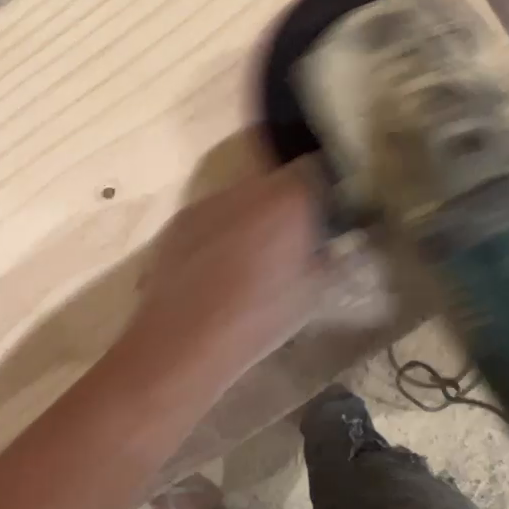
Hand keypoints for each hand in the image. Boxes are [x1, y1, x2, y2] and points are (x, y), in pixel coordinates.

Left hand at [126, 156, 328, 379]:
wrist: (183, 338)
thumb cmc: (259, 318)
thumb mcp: (312, 293)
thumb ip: (326, 257)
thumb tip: (329, 245)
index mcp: (290, 199)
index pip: (316, 171)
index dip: (323, 192)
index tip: (325, 216)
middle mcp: (249, 187)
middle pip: (276, 182)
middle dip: (285, 205)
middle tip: (291, 241)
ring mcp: (209, 201)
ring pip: (242, 200)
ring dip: (252, 220)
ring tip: (252, 262)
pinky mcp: (178, 221)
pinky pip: (212, 219)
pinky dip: (220, 235)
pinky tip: (218, 271)